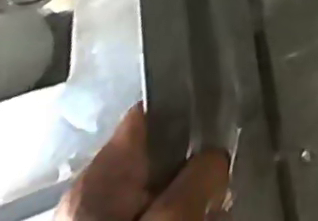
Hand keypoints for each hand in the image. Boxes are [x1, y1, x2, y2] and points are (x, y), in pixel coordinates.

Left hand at [59, 107, 229, 220]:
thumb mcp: (172, 219)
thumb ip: (201, 175)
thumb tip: (216, 155)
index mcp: (102, 177)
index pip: (151, 113)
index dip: (189, 108)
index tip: (221, 121)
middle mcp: (96, 195)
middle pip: (164, 157)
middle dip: (199, 171)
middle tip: (218, 193)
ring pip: (164, 192)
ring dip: (194, 203)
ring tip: (211, 217)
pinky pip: (158, 215)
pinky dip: (181, 218)